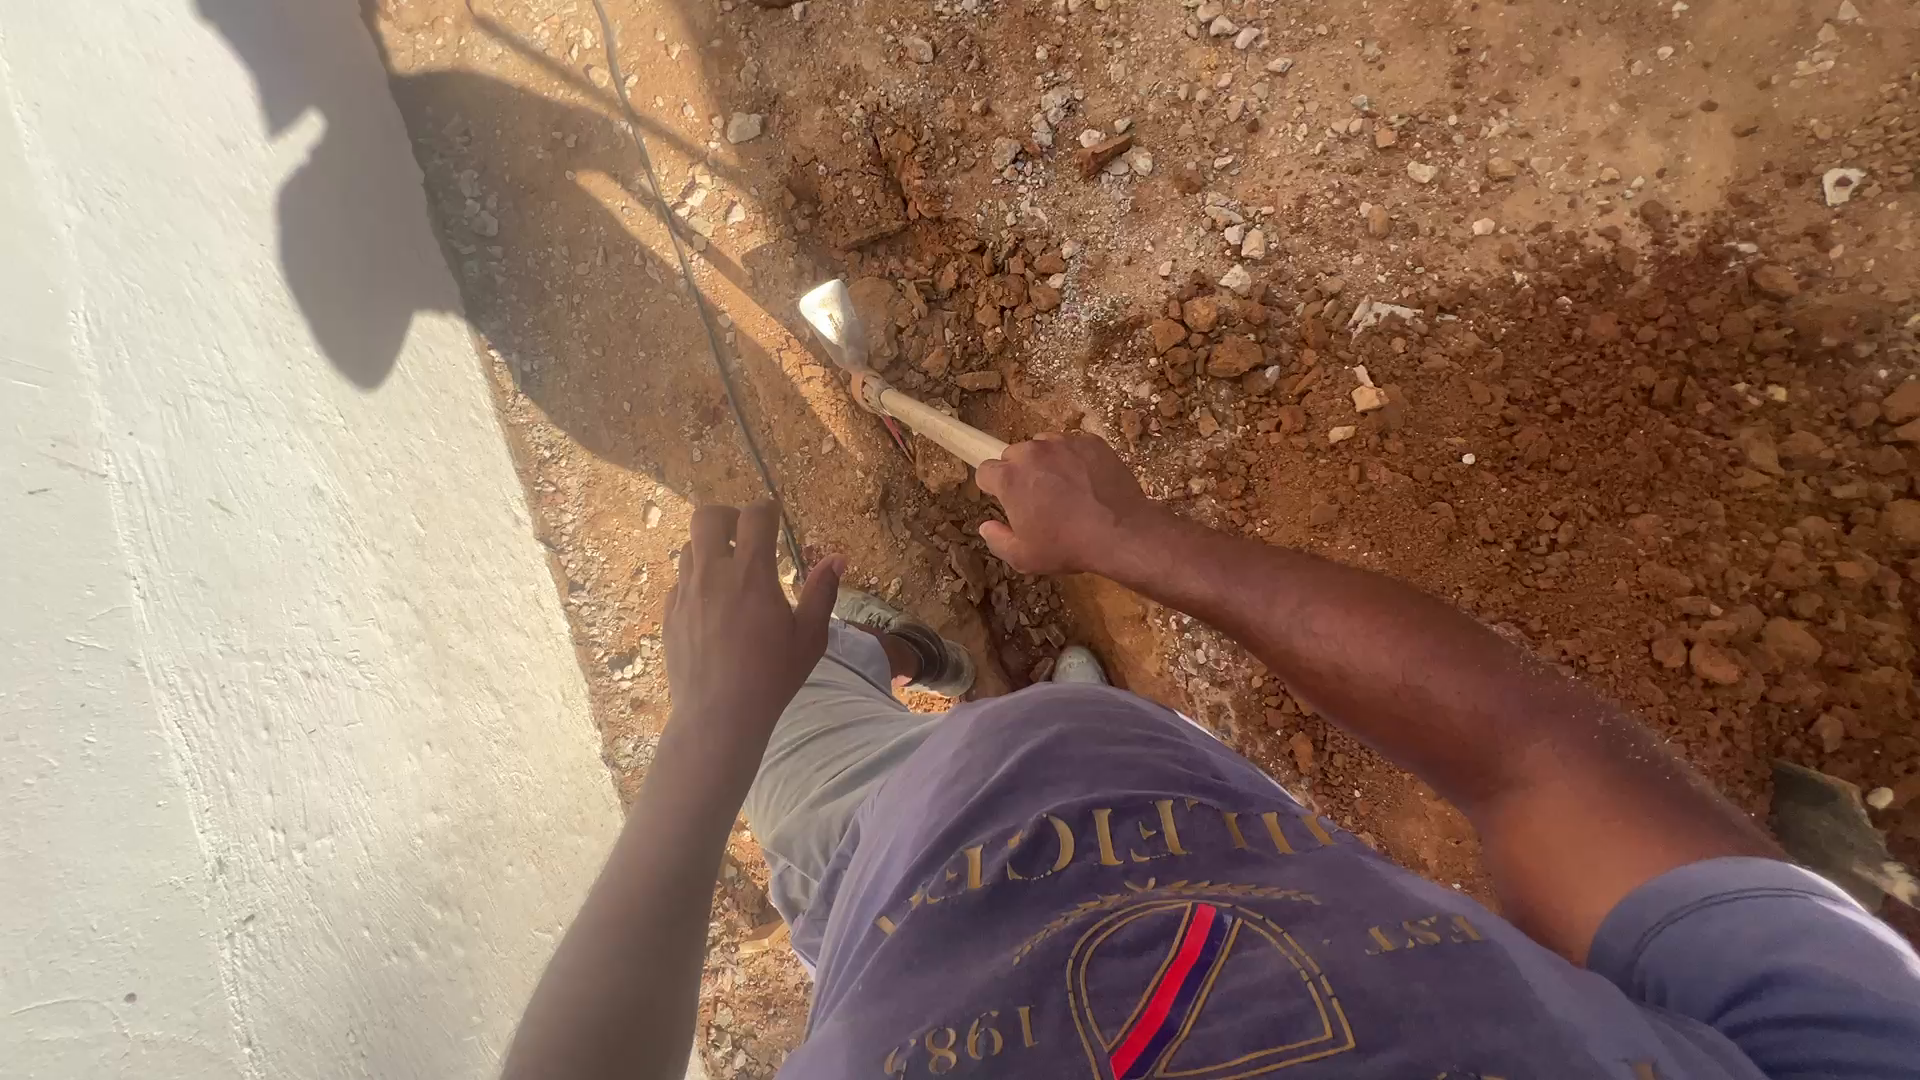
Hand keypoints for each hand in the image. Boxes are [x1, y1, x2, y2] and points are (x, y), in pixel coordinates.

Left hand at [664, 501, 842, 755]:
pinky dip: (696, 581)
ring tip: (730, 573)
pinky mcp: (669, 615)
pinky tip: (713, 607)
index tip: (776, 519)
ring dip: (711, 549)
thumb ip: (821, 592)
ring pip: (690, 547)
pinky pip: (679, 582)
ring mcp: (685, 593)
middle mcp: (713, 574)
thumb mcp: (810, 637)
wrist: (718, 716)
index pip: (754, 516)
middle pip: (707, 516)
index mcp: (752, 574)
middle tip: (745, 536)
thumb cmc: (772, 676)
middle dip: (728, 516)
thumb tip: (837, 558)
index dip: (767, 510)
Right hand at [974, 432, 1159, 575]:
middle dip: (1019, 473)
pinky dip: (1074, 459)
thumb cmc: (1067, 546)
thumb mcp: (1023, 557)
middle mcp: (1032, 452)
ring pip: (1043, 446)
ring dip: (1046, 462)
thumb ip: (996, 540)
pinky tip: (1086, 481)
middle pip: (1013, 455)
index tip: (1007, 501)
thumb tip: (985, 526)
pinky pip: (1072, 445)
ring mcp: (1063, 443)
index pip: (985, 471)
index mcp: (1009, 478)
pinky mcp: (1090, 441)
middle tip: (1038, 498)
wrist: (1121, 532)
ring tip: (1064, 488)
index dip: (993, 487)